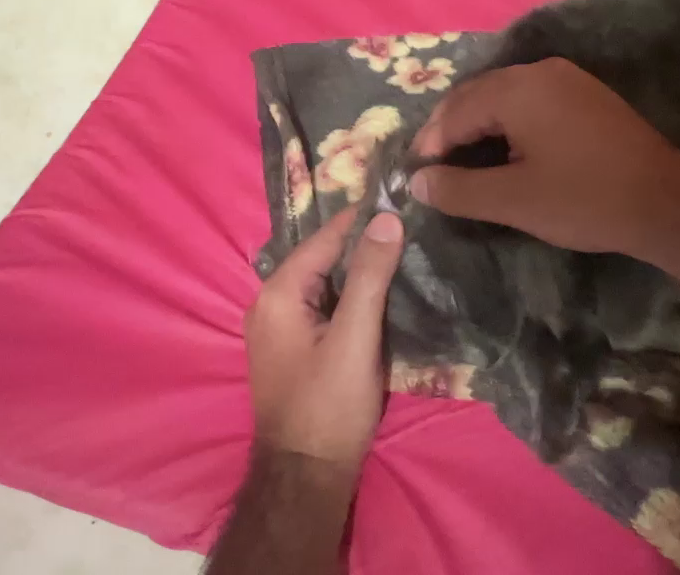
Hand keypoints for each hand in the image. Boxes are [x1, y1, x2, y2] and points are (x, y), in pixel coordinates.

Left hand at [244, 205, 404, 470]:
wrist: (306, 477)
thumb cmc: (329, 406)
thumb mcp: (355, 337)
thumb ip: (370, 276)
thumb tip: (387, 217)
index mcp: (279, 292)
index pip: (326, 237)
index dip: (363, 218)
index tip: (402, 201)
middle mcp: (269, 301)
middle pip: (323, 256)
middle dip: (363, 242)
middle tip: (409, 226)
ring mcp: (277, 325)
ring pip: (324, 280)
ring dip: (358, 268)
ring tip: (403, 251)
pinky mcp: (291, 345)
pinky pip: (322, 303)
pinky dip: (349, 294)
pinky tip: (380, 293)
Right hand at [408, 57, 679, 255]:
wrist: (667, 203)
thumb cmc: (584, 199)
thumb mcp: (514, 200)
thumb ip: (459, 189)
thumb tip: (418, 182)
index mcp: (518, 89)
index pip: (456, 110)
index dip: (431, 143)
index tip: (415, 175)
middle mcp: (540, 71)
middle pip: (477, 94)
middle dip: (450, 129)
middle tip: (432, 167)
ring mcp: (567, 79)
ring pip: (504, 95)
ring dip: (478, 124)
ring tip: (462, 160)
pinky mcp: (586, 95)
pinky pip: (531, 100)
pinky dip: (507, 121)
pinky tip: (505, 149)